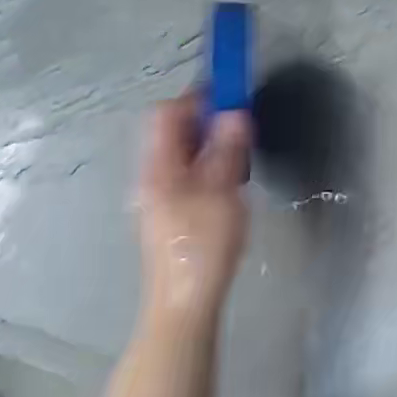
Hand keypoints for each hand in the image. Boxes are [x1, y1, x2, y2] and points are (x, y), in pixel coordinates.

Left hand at [133, 94, 252, 323]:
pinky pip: (190, 173)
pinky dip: (211, 165)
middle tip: (243, 125)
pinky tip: (233, 183)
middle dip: (208, 119)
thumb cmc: (203, 246)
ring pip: (184, 153)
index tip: (231, 94)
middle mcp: (153, 175)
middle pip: (173, 131)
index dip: (196, 97)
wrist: (185, 303)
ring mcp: (161, 195)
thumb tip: (234, 112)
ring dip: (212, 143)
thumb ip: (228, 150)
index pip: (166, 114)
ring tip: (243, 155)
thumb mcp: (222, 193)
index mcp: (158, 167)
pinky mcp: (173, 212)